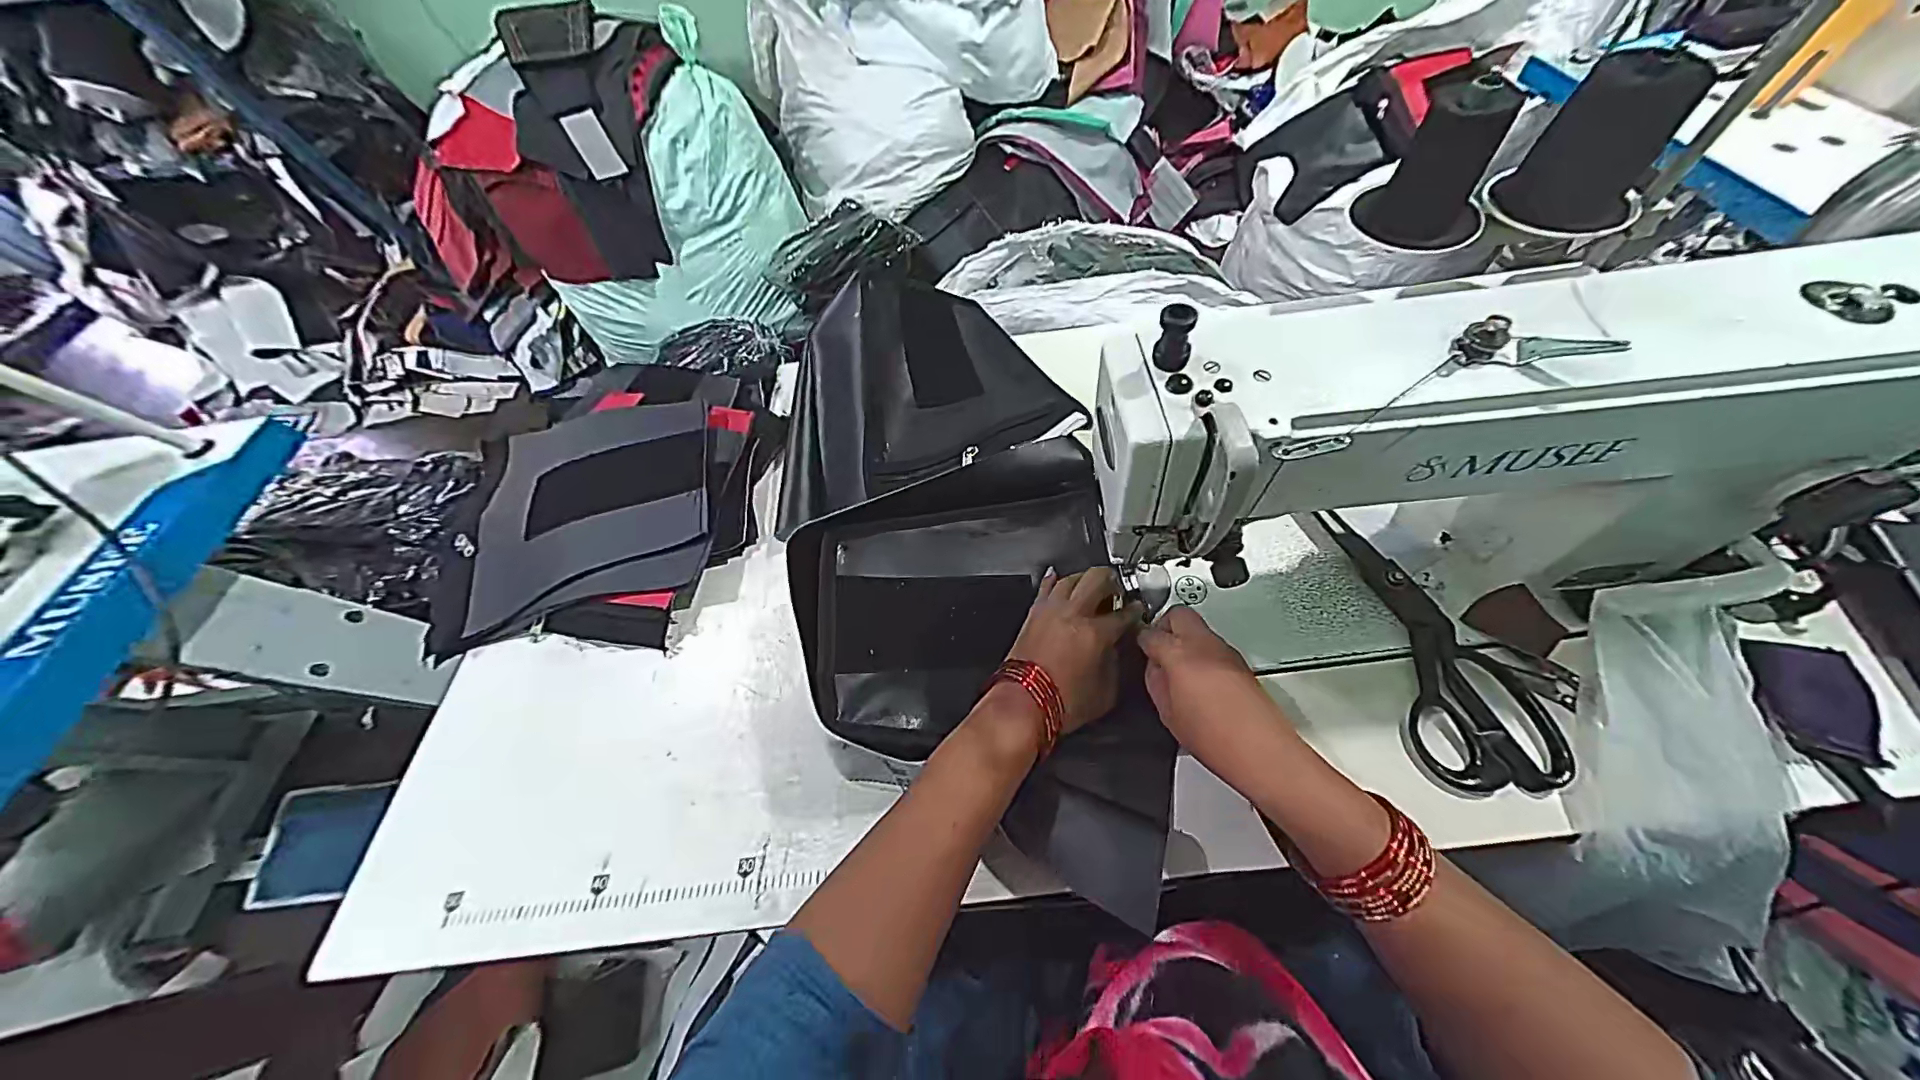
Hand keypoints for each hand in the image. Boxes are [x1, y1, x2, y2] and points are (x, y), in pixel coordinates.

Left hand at [1005, 567, 1142, 734]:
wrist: (1022, 703)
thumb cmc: (1058, 702)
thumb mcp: (1105, 692)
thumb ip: (1114, 665)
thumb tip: (1114, 652)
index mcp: (1096, 633)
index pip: (1124, 613)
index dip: (1135, 610)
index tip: (1136, 610)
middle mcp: (1073, 615)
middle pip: (1098, 579)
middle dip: (1113, 581)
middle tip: (1117, 589)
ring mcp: (1050, 611)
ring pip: (1071, 578)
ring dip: (1085, 579)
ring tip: (1092, 586)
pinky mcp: (1033, 615)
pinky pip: (1046, 588)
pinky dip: (1054, 581)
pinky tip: (1058, 578)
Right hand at [1138, 605, 1292, 765]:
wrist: (1261, 750)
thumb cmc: (1218, 738)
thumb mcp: (1168, 713)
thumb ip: (1156, 682)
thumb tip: (1154, 669)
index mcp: (1180, 653)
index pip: (1152, 633)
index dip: (1142, 640)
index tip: (1141, 647)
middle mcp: (1206, 645)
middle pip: (1179, 614)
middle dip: (1165, 625)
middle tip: (1158, 645)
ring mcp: (1227, 652)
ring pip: (1199, 628)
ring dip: (1186, 640)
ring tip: (1179, 668)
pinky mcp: (1241, 663)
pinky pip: (1214, 646)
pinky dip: (1202, 654)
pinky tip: (1199, 680)